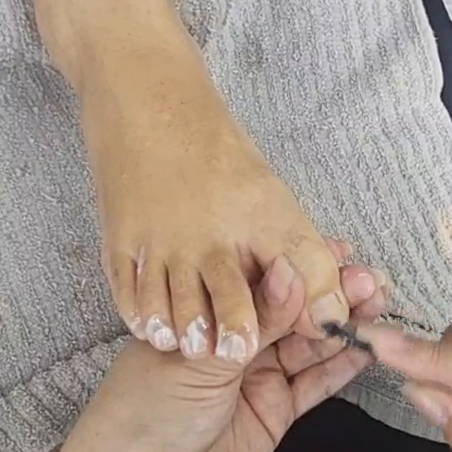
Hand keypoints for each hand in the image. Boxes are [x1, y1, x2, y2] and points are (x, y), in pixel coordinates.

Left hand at [55, 255, 387, 451]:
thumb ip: (254, 319)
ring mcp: (258, 375)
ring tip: (380, 305)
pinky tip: (368, 348)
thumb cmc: (149, 411)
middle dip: (332, 293)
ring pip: (310, 344)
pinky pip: (313, 384)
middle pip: (294, 310)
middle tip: (373, 279)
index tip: (342, 250)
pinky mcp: (274, 411)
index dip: (304, 265)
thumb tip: (292, 266)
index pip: (264, 281)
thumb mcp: (204, 358)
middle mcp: (238, 339)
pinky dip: (340, 367)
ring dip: (343, 326)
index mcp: (211, 313)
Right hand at [78, 42, 351, 362]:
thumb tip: (331, 313)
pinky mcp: (120, 242)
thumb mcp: (271, 195)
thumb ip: (303, 255)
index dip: (312, 314)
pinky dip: (144, 318)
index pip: (300, 278)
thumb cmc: (216, 150)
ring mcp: (160, 242)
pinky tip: (154, 327)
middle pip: (232, 309)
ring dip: (189, 334)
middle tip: (237, 351)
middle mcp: (208, 236)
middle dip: (239, 338)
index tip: (316, 333)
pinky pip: (130, 297)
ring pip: (177, 313)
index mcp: (258, 218)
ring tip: (194, 346)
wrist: (147, 101)